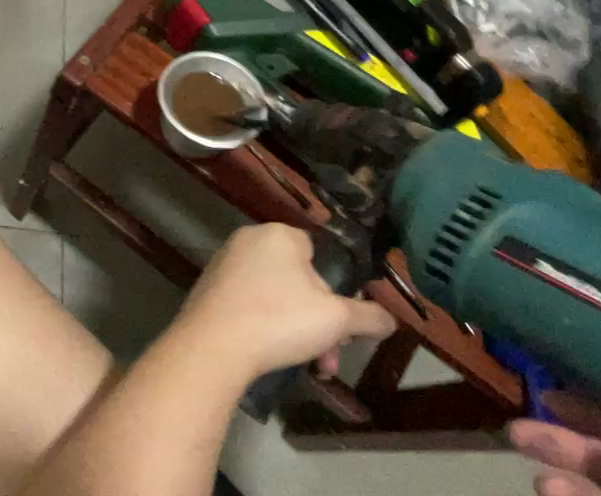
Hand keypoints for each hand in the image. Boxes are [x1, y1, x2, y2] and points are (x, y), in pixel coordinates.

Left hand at [177, 223, 395, 378]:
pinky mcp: (211, 287)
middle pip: (300, 280)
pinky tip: (281, 357)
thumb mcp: (339, 319)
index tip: (345, 321)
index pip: (321, 252)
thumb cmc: (280, 319)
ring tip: (315, 366)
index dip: (338, 288)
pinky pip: (253, 303)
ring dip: (302, 332)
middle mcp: (248, 240)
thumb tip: (389, 319)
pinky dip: (271, 327)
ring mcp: (225, 263)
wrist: (214, 344)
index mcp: (277, 234)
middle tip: (331, 353)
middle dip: (322, 321)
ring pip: (279, 297)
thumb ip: (370, 316)